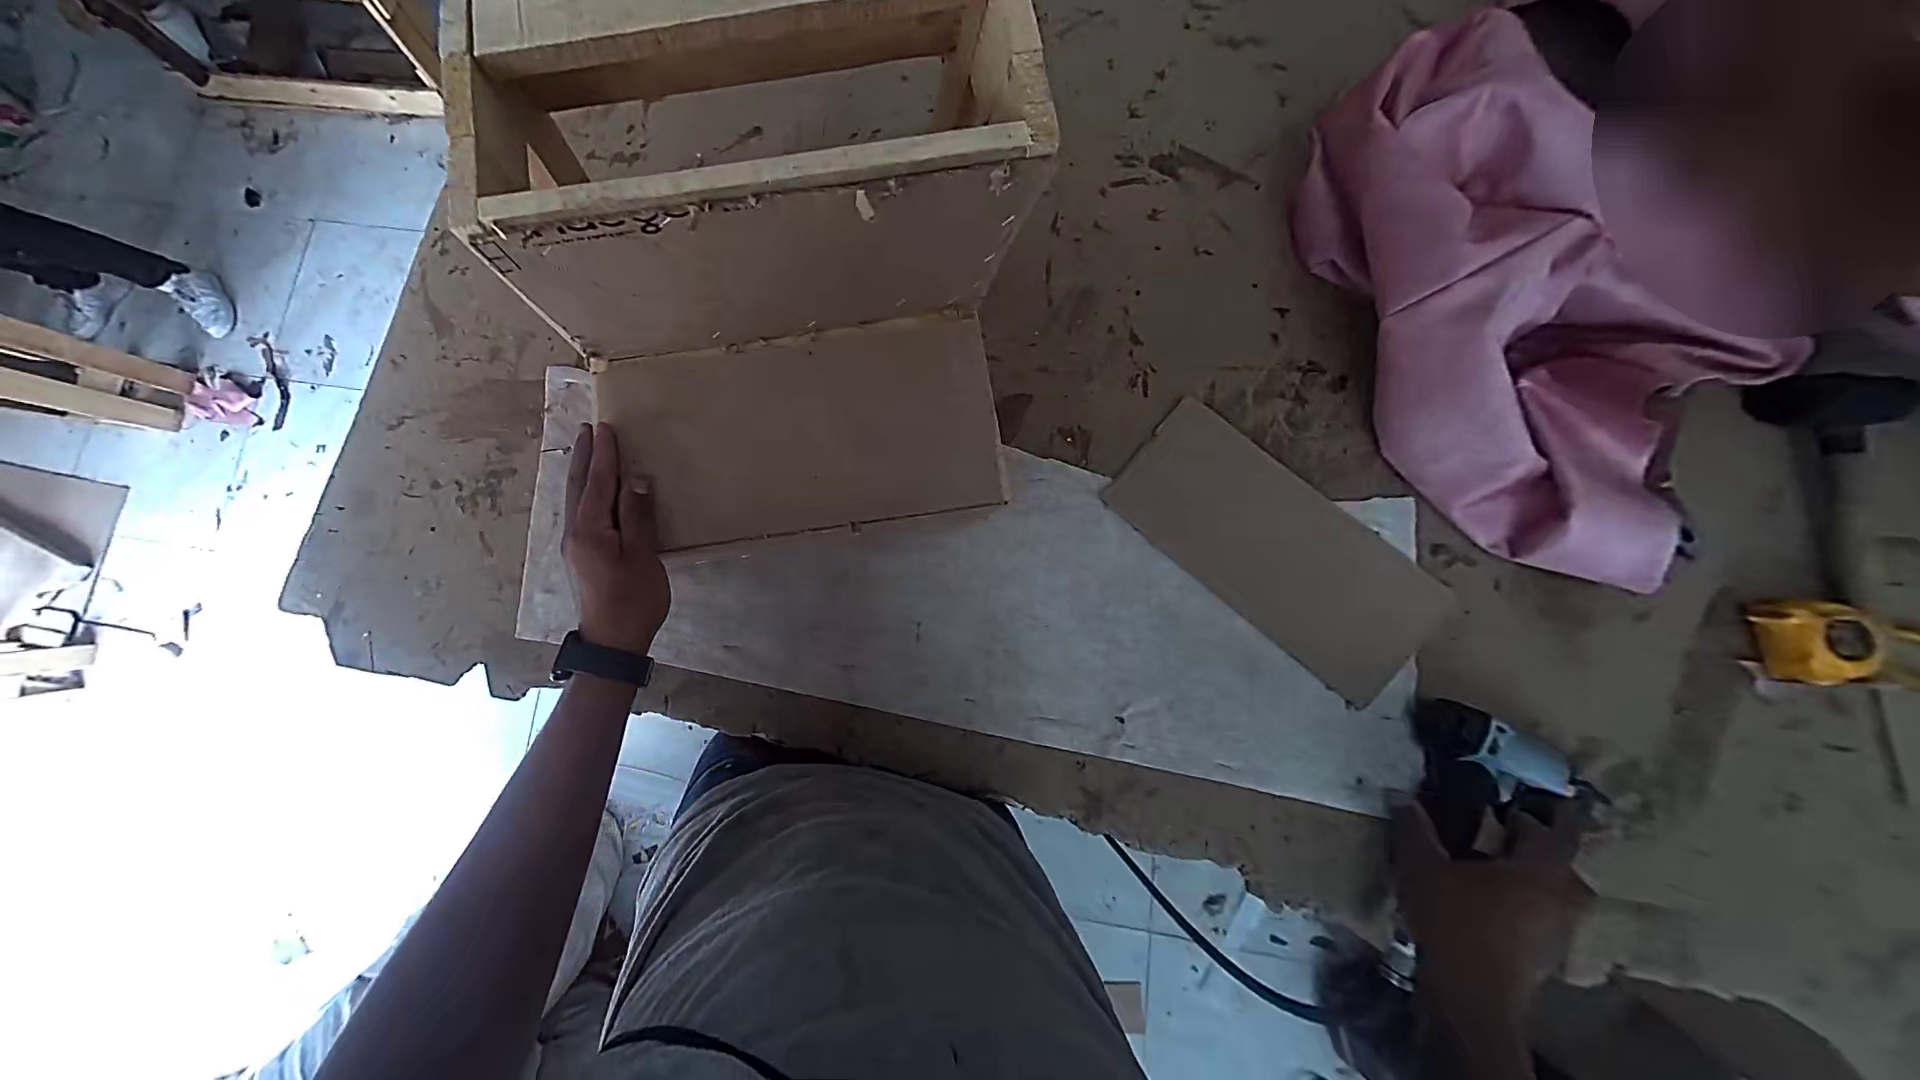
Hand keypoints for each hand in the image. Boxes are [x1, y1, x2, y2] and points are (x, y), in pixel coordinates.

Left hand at [563, 422, 669, 655]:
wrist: (613, 641)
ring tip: (589, 451)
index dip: (604, 456)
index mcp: (590, 530)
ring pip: (576, 499)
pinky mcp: (582, 555)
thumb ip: (638, 517)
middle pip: (578, 487)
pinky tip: (593, 491)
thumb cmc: (633, 599)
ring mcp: (576, 545)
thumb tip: (637, 481)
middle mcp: (575, 533)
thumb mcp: (642, 557)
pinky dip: (587, 492)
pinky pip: (581, 512)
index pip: (598, 484)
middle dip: (585, 457)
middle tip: (589, 430)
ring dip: (582, 472)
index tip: (606, 428)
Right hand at [1394, 799, 1589, 1024]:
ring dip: (1528, 876)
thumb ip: (1414, 828)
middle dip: (1534, 846)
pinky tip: (1486, 901)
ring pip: (1551, 893)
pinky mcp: (1542, 956)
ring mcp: (1555, 932)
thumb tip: (1401, 795)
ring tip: (1489, 863)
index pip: (1558, 833)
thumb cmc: (1454, 921)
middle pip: (1558, 865)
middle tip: (1502, 829)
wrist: (1470, 997)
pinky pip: (1539, 916)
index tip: (1542, 796)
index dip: (1552, 812)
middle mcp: (1559, 900)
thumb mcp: (1422, 866)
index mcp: (1540, 873)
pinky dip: (1520, 902)